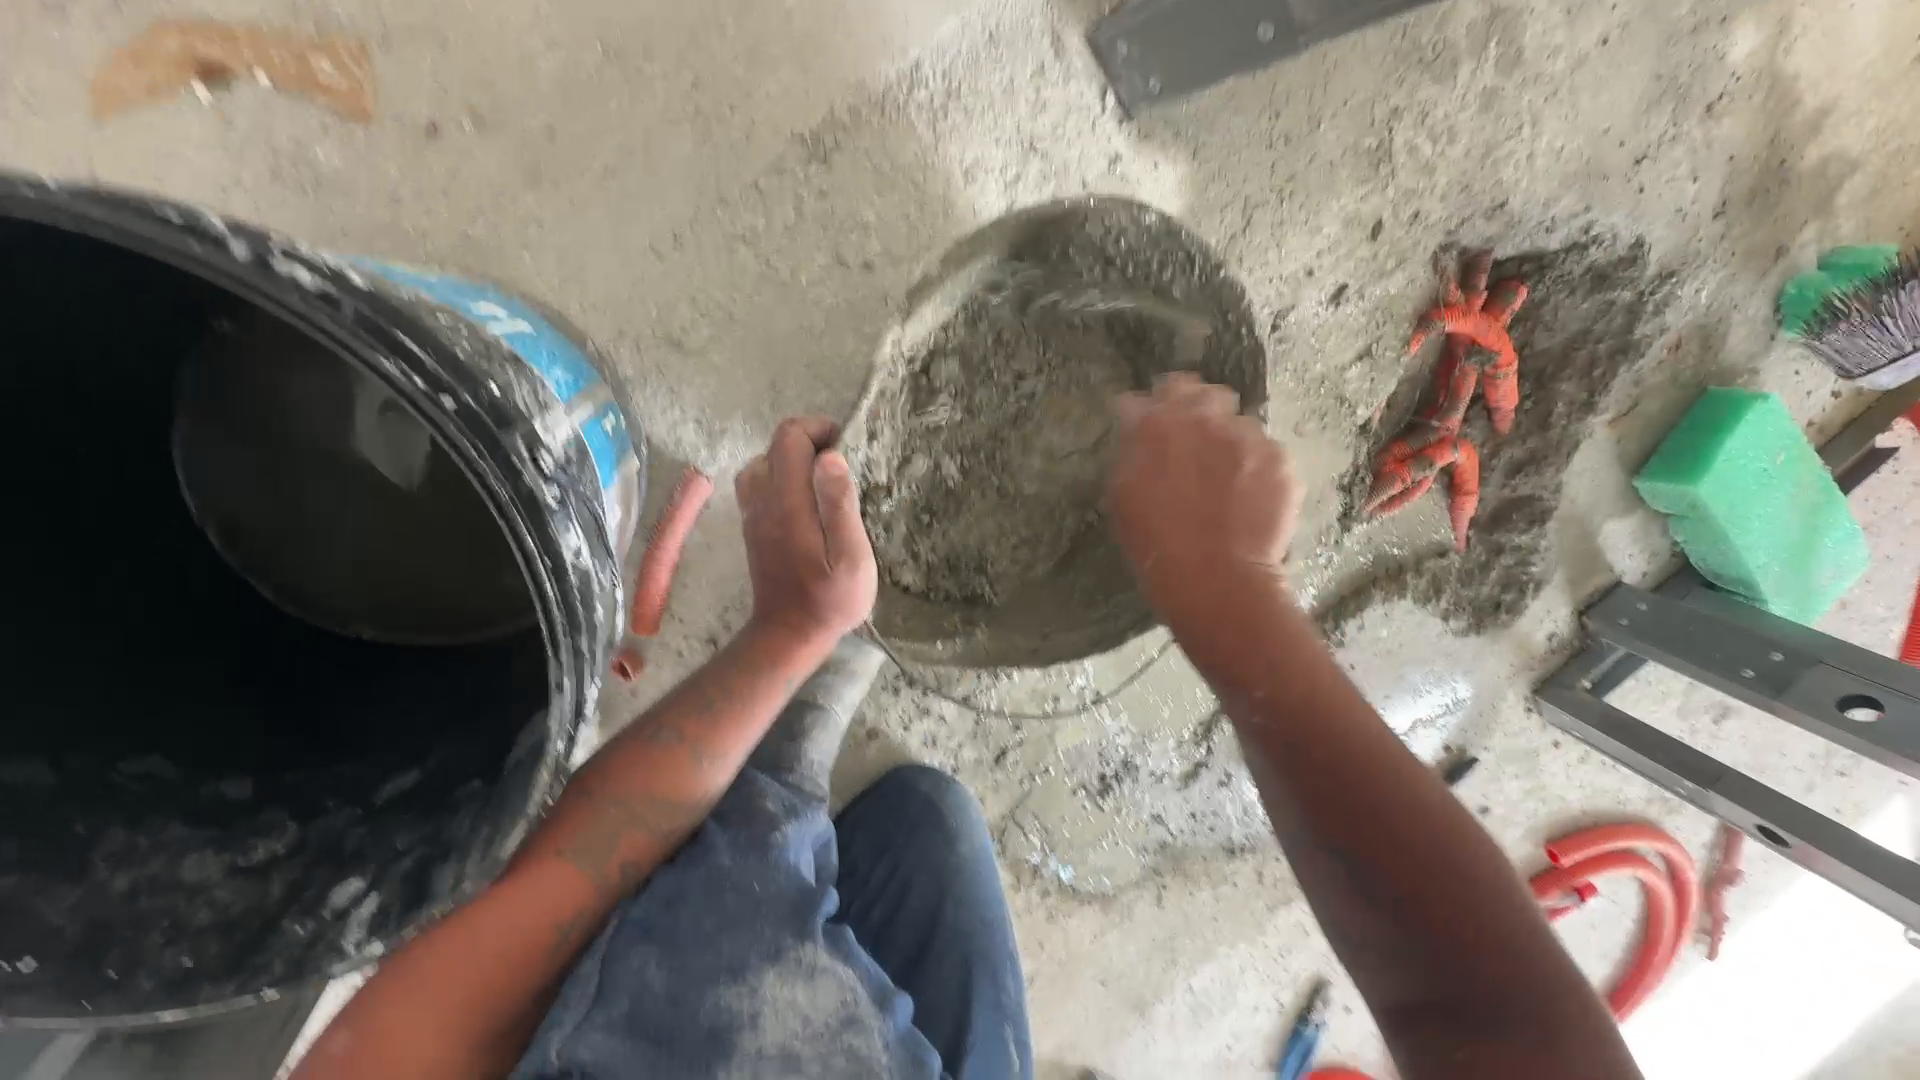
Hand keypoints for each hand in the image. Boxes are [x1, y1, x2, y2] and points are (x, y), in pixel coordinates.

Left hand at [735, 416, 877, 653]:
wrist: (788, 636)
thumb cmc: (829, 600)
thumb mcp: (852, 557)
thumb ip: (840, 505)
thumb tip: (831, 458)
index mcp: (788, 502)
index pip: (789, 438)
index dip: (818, 430)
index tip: (847, 448)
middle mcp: (763, 501)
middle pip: (774, 446)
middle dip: (809, 442)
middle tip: (841, 467)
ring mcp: (753, 515)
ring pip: (763, 464)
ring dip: (793, 462)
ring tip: (823, 482)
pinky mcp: (754, 529)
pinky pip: (760, 486)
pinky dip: (782, 480)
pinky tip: (806, 503)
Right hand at [1105, 374, 1302, 628]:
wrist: (1215, 578)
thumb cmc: (1154, 543)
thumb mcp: (1121, 494)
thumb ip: (1131, 449)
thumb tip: (1138, 423)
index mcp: (1157, 424)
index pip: (1153, 394)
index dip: (1150, 409)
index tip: (1148, 424)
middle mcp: (1204, 417)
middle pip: (1202, 391)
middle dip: (1194, 408)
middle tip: (1190, 440)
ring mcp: (1247, 435)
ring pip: (1237, 420)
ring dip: (1226, 437)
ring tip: (1223, 472)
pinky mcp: (1279, 458)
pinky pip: (1264, 449)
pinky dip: (1254, 464)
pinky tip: (1247, 494)